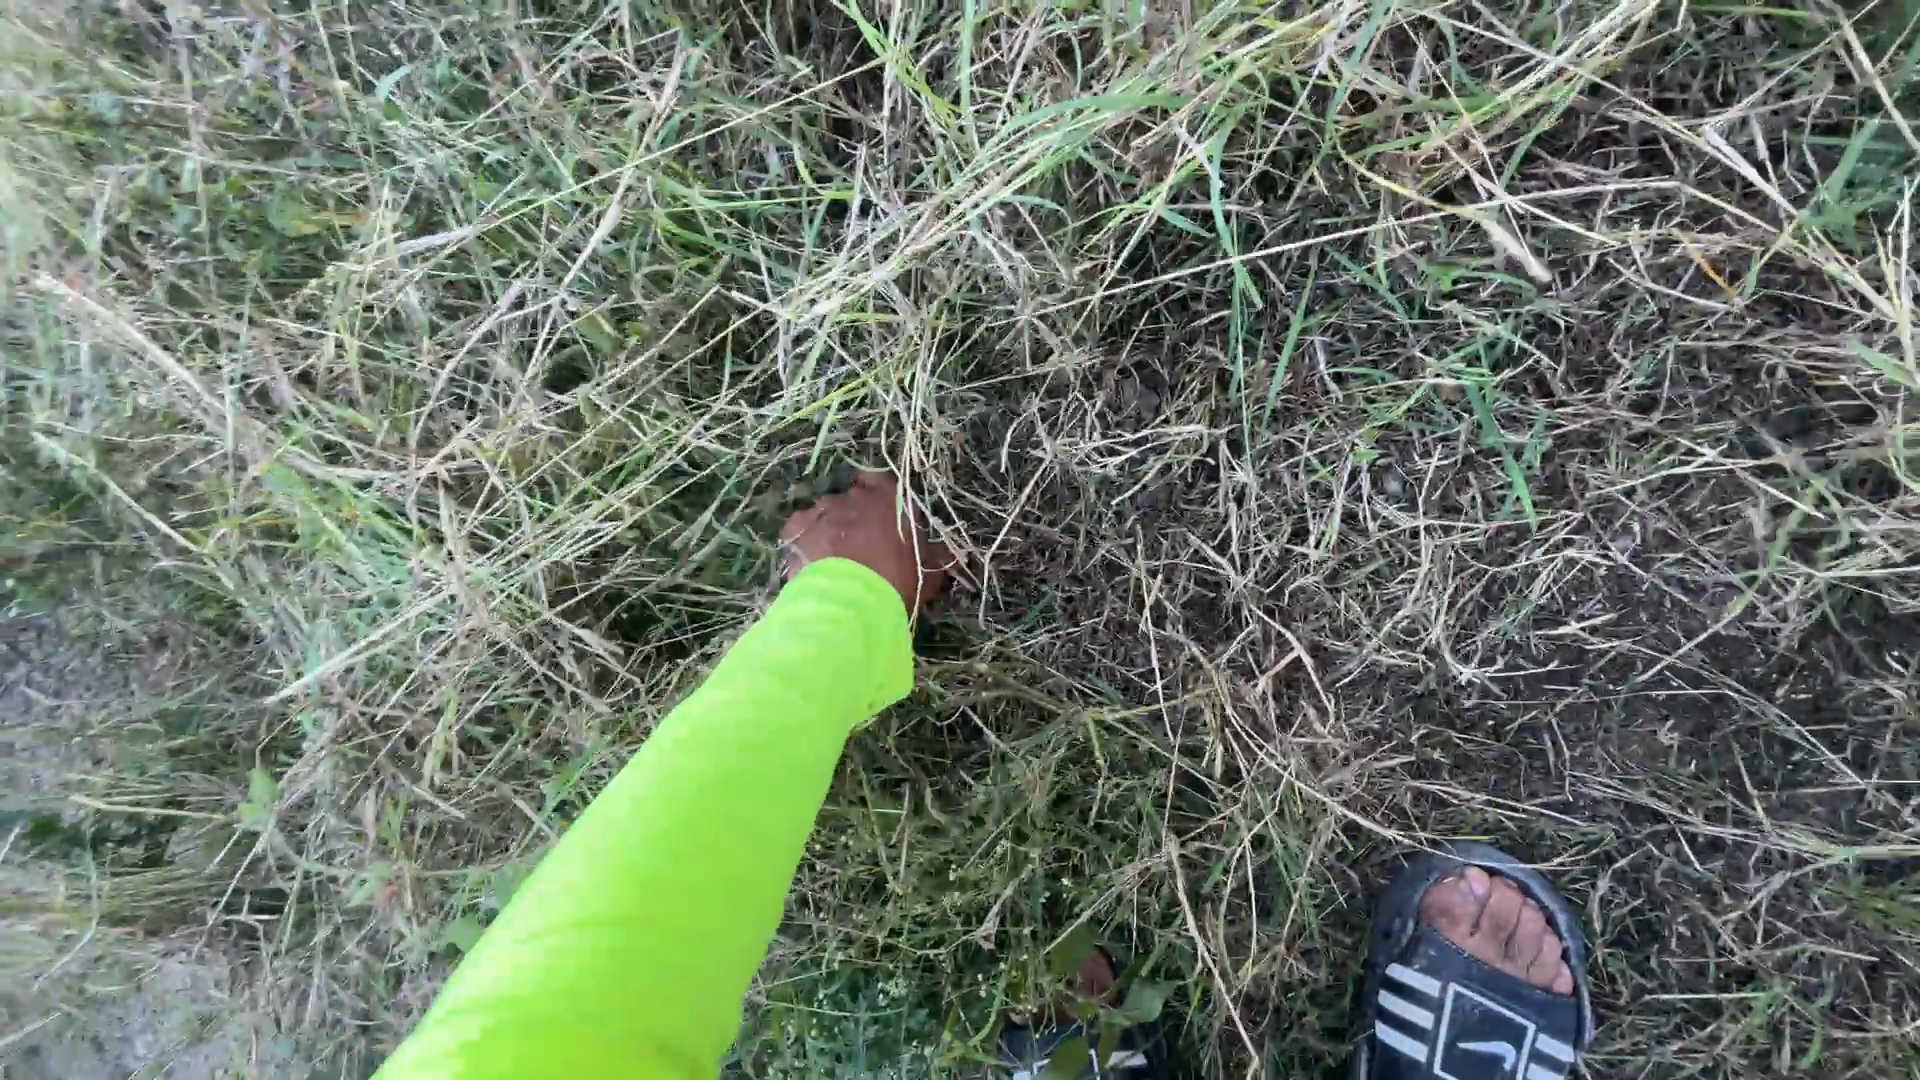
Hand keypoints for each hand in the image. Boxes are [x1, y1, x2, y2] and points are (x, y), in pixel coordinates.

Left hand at [779, 471, 951, 613]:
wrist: (853, 602)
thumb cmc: (898, 582)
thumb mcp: (929, 573)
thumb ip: (939, 559)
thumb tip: (958, 557)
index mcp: (892, 499)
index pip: (881, 480)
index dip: (878, 494)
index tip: (878, 512)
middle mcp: (856, 496)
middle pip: (852, 496)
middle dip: (854, 512)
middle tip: (858, 540)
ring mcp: (824, 509)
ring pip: (825, 510)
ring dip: (828, 525)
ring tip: (831, 554)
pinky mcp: (797, 527)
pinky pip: (799, 526)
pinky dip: (803, 537)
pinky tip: (808, 558)